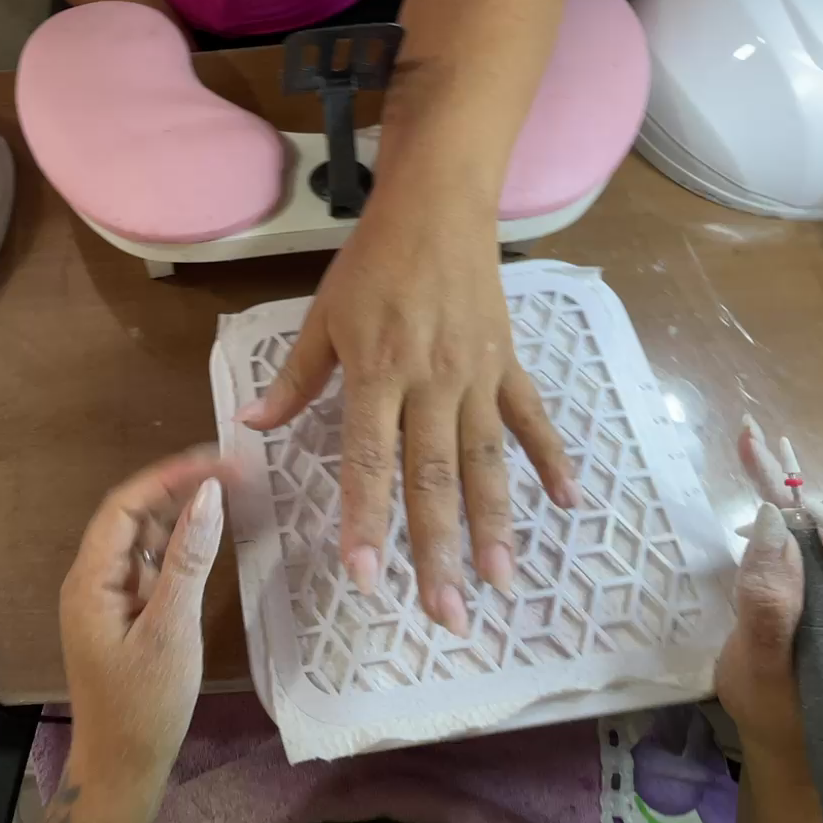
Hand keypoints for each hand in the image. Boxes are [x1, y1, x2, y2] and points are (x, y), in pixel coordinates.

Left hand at [59, 448, 231, 796]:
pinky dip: (181, 544)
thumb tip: (208, 495)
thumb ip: (188, 559)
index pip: (124, 505)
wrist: (124, 770)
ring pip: (144, 536)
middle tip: (231, 470)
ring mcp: (111, 594)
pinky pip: (152, 562)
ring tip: (228, 490)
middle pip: (133, 515)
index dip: (168, 476)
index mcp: (91, 579)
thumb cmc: (144, 705)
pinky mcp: (127, 609)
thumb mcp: (171, 629)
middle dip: (178, 488)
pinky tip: (210, 533)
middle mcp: (95, 578)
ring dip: (181, 512)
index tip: (215, 461)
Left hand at [239, 190, 574, 636]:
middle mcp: (432, 384)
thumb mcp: (322, 317)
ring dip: (496, 525)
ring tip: (504, 582)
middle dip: (439, 550)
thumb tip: (252, 426)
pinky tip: (570, 503)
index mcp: (377, 373)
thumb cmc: (371, 263)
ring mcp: (478, 377)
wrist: (436, 208)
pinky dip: (552, 459)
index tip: (365, 578)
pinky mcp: (509, 364)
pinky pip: (533, 418)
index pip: (368, 461)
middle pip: (435, 478)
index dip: (365, 520)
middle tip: (447, 615)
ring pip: (488, 461)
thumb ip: (294, 378)